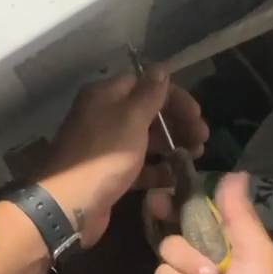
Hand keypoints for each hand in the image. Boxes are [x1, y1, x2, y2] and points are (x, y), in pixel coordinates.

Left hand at [39, 69, 208, 245]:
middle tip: (202, 139)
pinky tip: (175, 178)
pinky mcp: (108, 175)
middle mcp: (103, 117)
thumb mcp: (131, 118)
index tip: (198, 115)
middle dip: (177, 124)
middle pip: (147, 113)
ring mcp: (105, 148)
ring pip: (145, 141)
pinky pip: (137, 167)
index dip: (174, 97)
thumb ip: (150, 94)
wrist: (70, 204)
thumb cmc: (103, 156)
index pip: (145, 85)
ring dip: (171, 147)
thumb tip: (161, 69)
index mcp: (105, 96)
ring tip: (194, 158)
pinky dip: (156, 171)